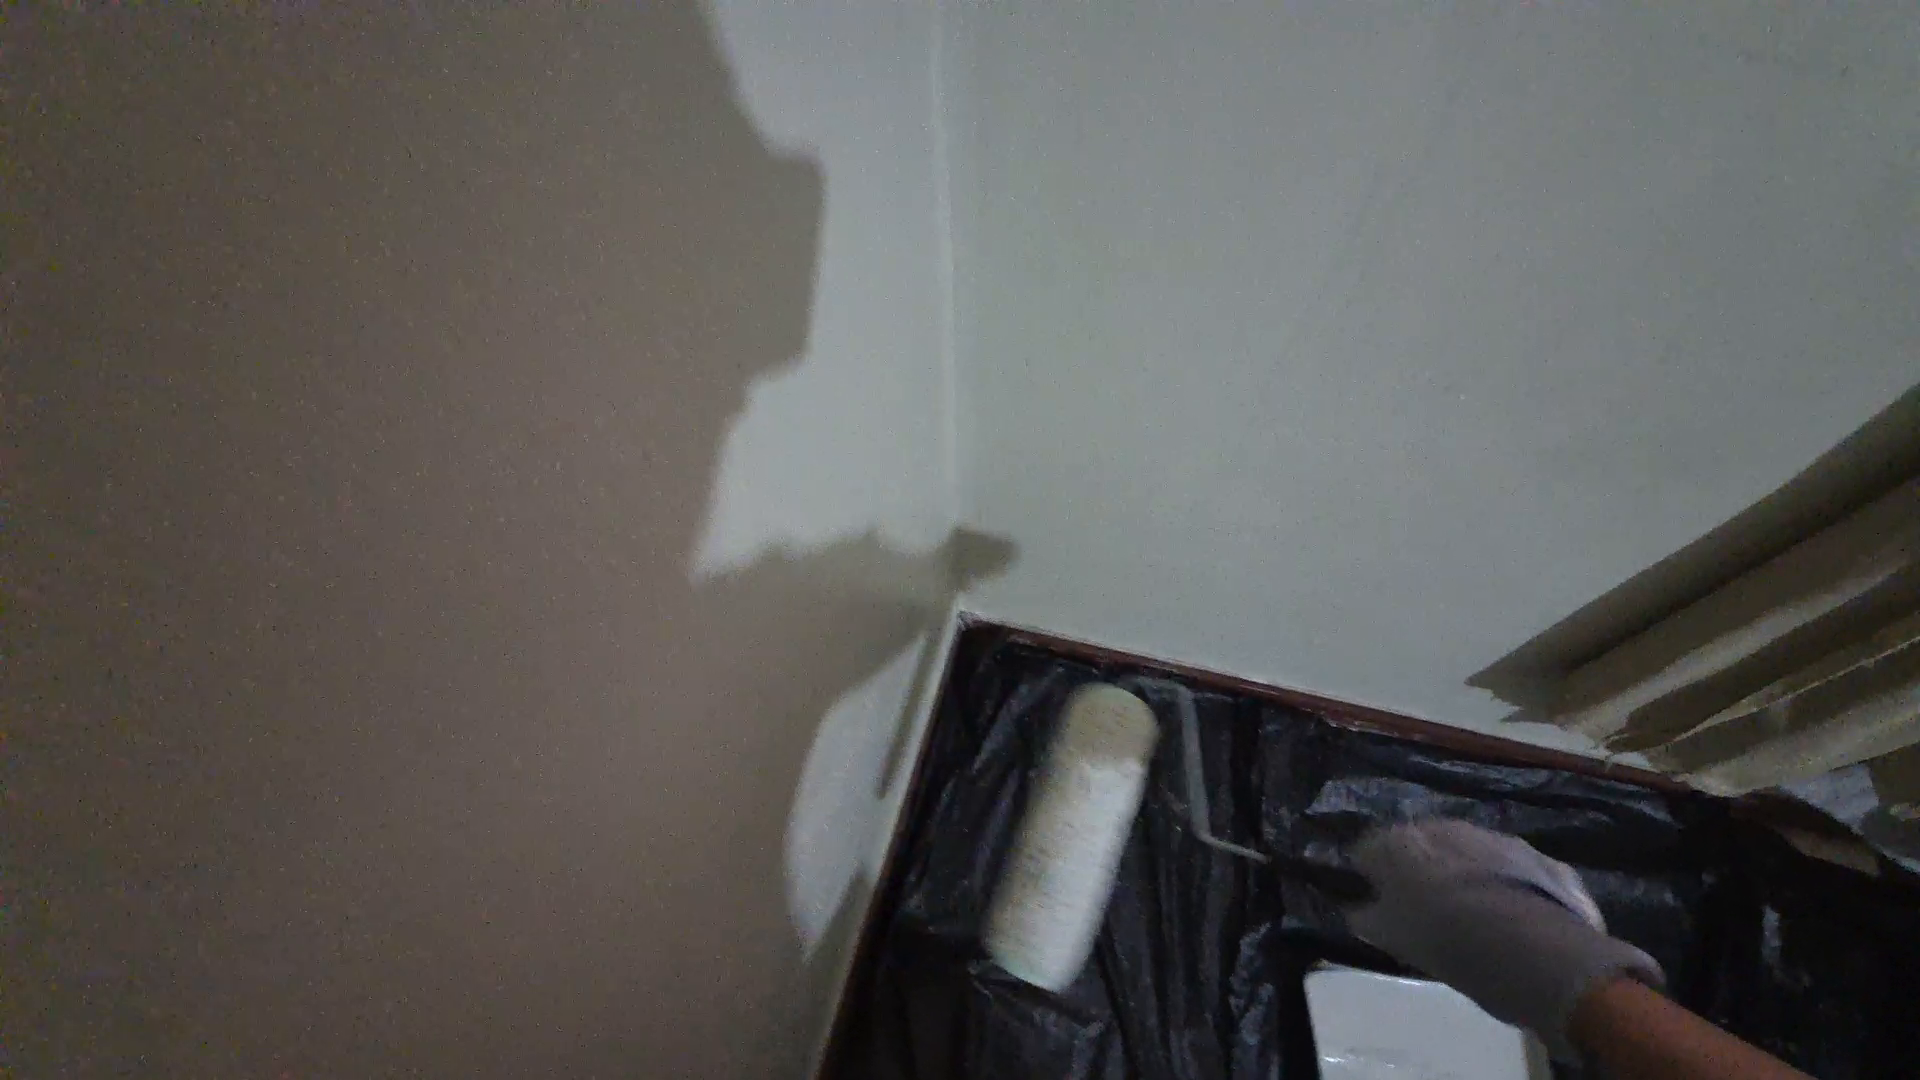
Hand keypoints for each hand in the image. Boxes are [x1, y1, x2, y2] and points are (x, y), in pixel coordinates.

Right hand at [1346, 819, 1663, 1061]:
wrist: (1533, 952)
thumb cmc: (1445, 940)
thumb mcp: (1390, 937)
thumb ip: (1365, 916)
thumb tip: (1357, 909)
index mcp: (1394, 842)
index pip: (1366, 851)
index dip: (1371, 877)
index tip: (1378, 900)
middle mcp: (1439, 827)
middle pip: (1420, 846)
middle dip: (1421, 869)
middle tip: (1428, 907)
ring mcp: (1493, 837)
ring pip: (1469, 853)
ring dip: (1467, 874)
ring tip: (1477, 914)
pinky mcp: (1540, 858)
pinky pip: (1516, 870)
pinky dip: (1512, 886)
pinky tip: (1519, 919)